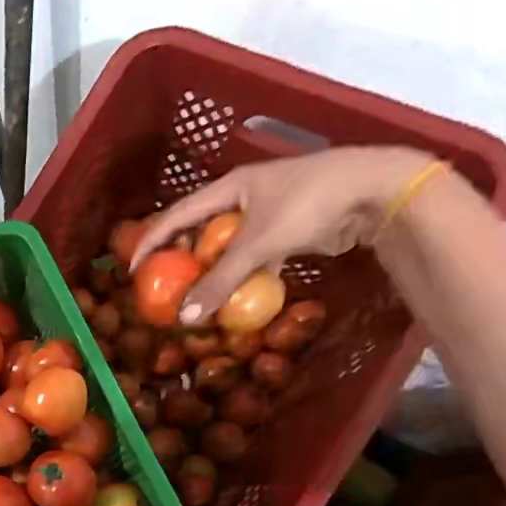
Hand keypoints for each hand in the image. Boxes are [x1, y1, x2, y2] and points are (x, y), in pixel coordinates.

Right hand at [131, 146, 439, 324]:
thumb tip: (186, 318)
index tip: (131, 269)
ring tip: (196, 298)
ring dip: (214, 272)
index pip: (177, 214)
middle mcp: (243, 197)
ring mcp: (266, 213)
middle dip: (182, 260)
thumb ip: (221, 281)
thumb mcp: (259, 243)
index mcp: (229, 187)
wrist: (374, 191)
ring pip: (228, 246)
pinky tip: (237, 298)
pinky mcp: (287, 229)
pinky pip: (254, 257)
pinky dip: (244, 276)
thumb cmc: (309, 203)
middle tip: (165, 289)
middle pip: (200, 231)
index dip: (151, 240)